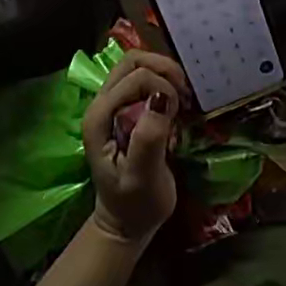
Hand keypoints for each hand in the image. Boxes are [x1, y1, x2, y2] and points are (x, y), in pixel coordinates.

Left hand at [82, 51, 190, 244]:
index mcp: (100, 117)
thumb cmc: (135, 204)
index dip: (163, 87)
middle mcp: (102, 104)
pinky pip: (143, 81)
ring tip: (182, 101)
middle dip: (164, 70)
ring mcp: (112, 106)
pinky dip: (163, 85)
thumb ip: (149, 137)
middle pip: (132, 61)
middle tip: (185, 97)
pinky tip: (176, 106)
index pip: (135, 76)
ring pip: (137, 67)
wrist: (125, 223)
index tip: (180, 112)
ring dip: (164, 76)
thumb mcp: (143, 176)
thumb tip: (162, 97)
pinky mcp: (125, 111)